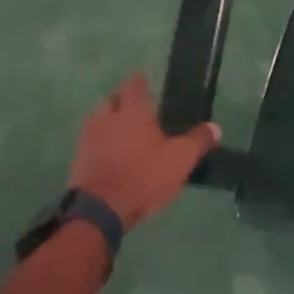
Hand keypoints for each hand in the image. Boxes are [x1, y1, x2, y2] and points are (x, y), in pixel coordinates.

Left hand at [68, 72, 219, 230]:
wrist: (99, 211)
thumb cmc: (143, 176)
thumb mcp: (180, 159)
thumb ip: (198, 141)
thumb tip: (215, 127)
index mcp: (133, 110)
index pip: (134, 84)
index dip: (140, 81)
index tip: (146, 82)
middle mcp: (107, 117)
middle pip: (112, 100)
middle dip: (123, 101)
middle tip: (137, 110)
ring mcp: (89, 138)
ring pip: (98, 120)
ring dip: (109, 123)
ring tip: (124, 134)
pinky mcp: (78, 160)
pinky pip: (90, 143)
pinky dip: (100, 145)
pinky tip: (110, 156)